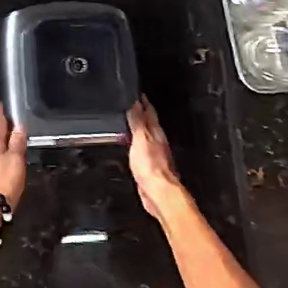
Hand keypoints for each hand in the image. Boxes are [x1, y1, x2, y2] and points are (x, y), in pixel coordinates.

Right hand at [127, 96, 191, 221]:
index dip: (144, 102)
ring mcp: (154, 154)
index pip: (149, 112)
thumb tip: (135, 102)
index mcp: (156, 132)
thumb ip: (137, 121)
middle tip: (134, 105)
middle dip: (142, 113)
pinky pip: (142, 149)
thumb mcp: (140, 139)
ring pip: (146, 136)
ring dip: (138, 128)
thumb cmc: (151, 167)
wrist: (158, 192)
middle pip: (149, 123)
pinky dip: (136, 143)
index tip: (139, 94)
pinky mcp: (149, 166)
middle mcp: (157, 141)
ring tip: (130, 123)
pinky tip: (132, 146)